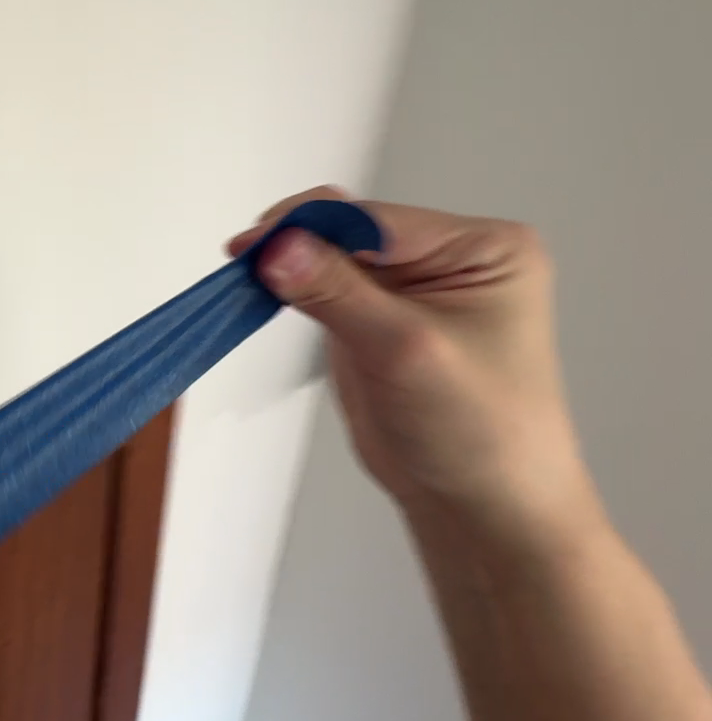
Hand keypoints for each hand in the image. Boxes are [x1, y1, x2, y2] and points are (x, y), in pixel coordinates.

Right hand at [228, 187, 591, 530]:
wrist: (477, 501)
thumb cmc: (472, 428)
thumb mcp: (403, 348)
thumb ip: (336, 291)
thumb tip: (273, 245)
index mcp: (482, 248)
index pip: (372, 220)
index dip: (307, 229)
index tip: (246, 251)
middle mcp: (445, 256)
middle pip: (345, 228)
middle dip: (290, 243)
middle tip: (239, 265)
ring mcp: (405, 285)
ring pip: (324, 252)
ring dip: (282, 263)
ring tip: (243, 283)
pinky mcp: (370, 312)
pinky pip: (318, 281)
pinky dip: (285, 284)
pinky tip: (261, 293)